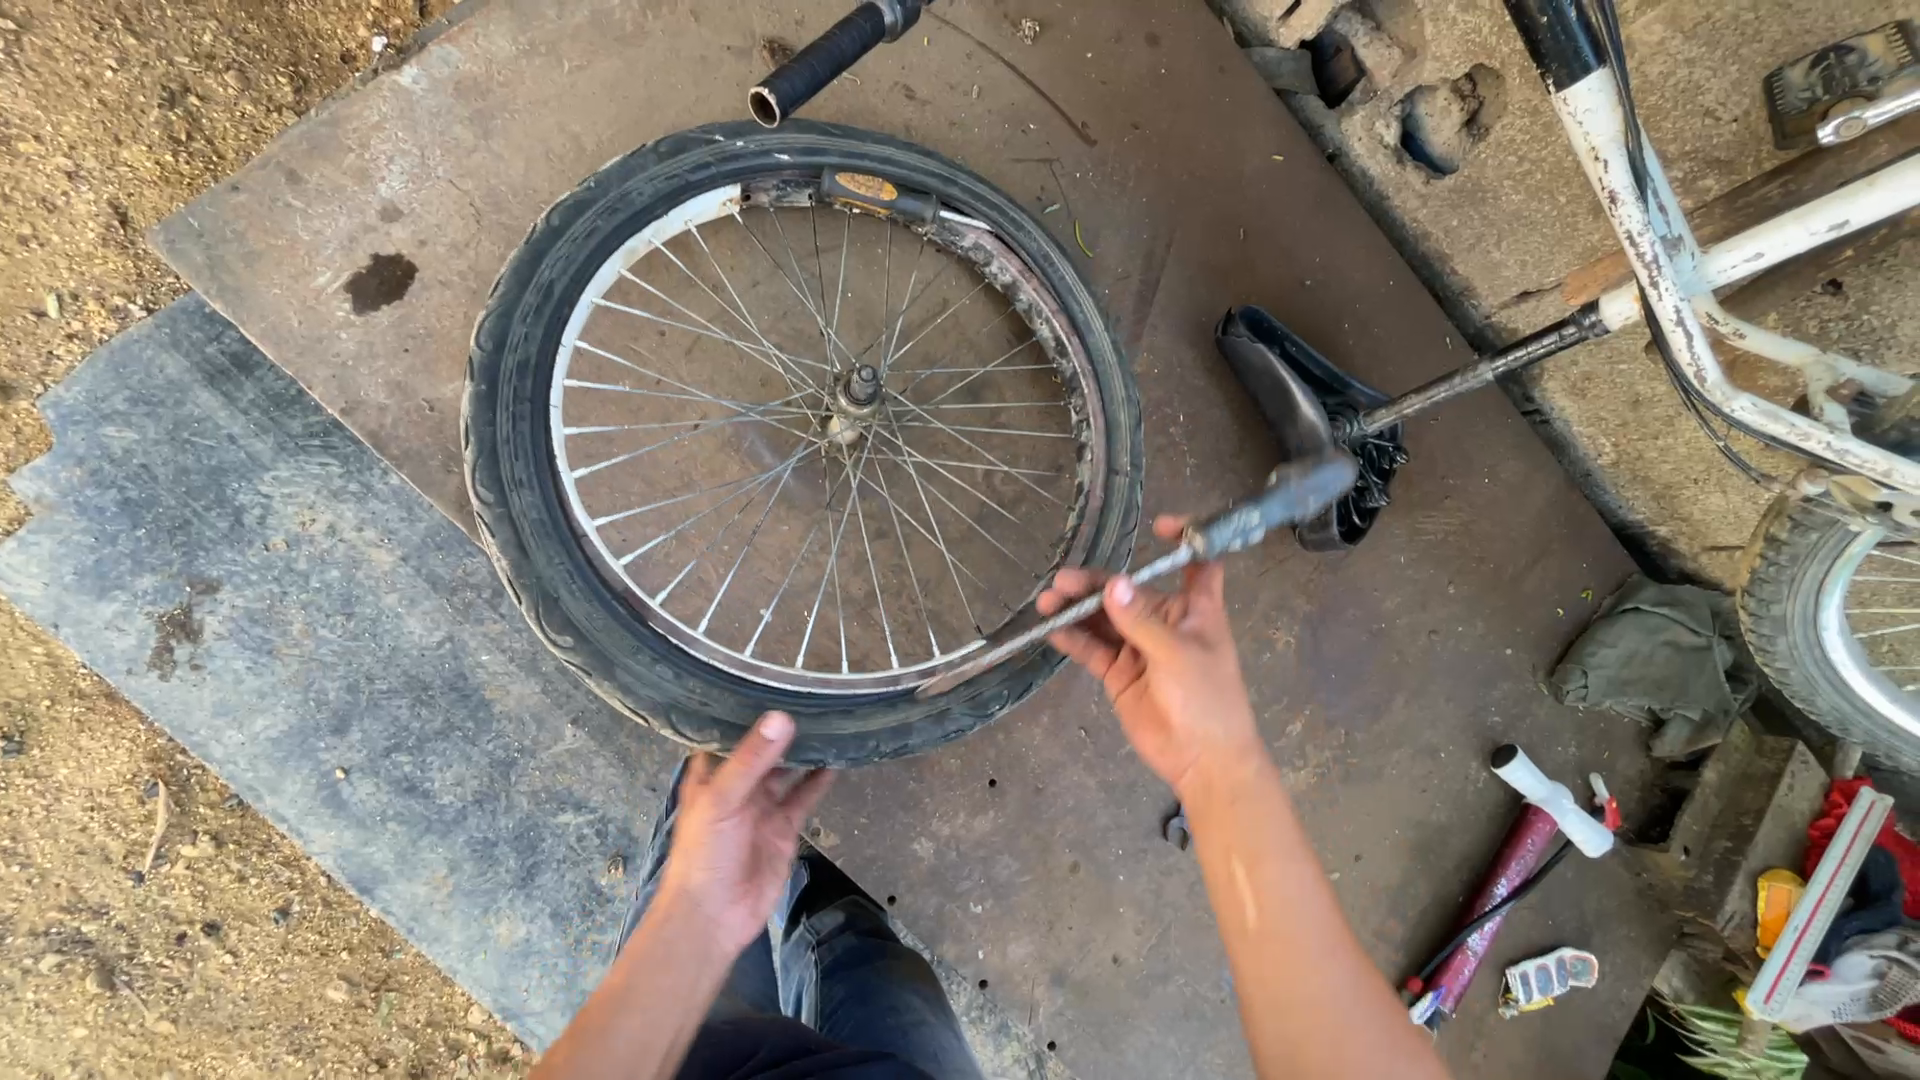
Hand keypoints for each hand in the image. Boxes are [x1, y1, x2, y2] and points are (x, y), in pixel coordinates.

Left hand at [656, 712, 834, 954]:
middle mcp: (737, 784)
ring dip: (806, 749)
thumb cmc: (705, 853)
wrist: (715, 917)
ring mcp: (762, 805)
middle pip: (763, 748)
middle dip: (783, 727)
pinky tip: (839, 758)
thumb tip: (782, 718)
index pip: (727, 731)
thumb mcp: (723, 799)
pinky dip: (821, 779)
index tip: (771, 678)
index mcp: (710, 774)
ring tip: (831, 719)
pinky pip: (805, 795)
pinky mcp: (784, 826)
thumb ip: (753, 759)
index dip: (745, 708)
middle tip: (813, 693)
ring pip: (788, 769)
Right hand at [1038, 516, 1261, 797]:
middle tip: (1062, 582)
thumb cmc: (1207, 699)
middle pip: (1127, 591)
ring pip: (1104, 618)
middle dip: (1096, 584)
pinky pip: (1092, 649)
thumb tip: (1112, 584)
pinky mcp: (1119, 672)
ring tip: (1048, 604)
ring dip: (1077, 610)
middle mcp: (1165, 622)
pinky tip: (1052, 631)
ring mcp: (1139, 647)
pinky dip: (1073, 639)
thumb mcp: (1177, 654)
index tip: (1157, 526)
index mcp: (1194, 610)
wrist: (1202, 759)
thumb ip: (1140, 620)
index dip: (1183, 540)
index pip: (1195, 563)